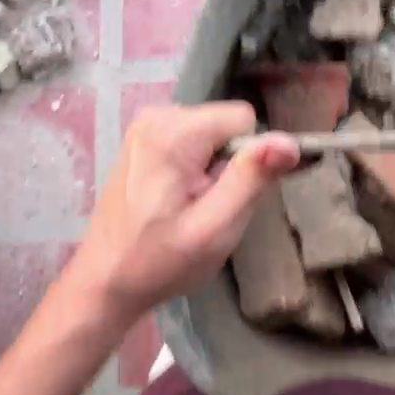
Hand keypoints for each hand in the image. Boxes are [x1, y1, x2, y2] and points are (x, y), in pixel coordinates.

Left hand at [66, 103, 299, 324]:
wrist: (104, 280)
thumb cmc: (160, 261)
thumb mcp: (215, 229)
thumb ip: (252, 179)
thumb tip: (290, 142)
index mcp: (173, 131)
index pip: (244, 119)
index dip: (245, 159)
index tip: (223, 194)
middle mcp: (157, 114)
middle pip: (225, 123)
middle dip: (226, 163)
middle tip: (203, 205)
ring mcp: (145, 122)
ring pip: (211, 130)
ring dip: (210, 166)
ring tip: (187, 203)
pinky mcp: (142, 135)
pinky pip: (191, 137)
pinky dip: (192, 164)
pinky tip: (173, 195)